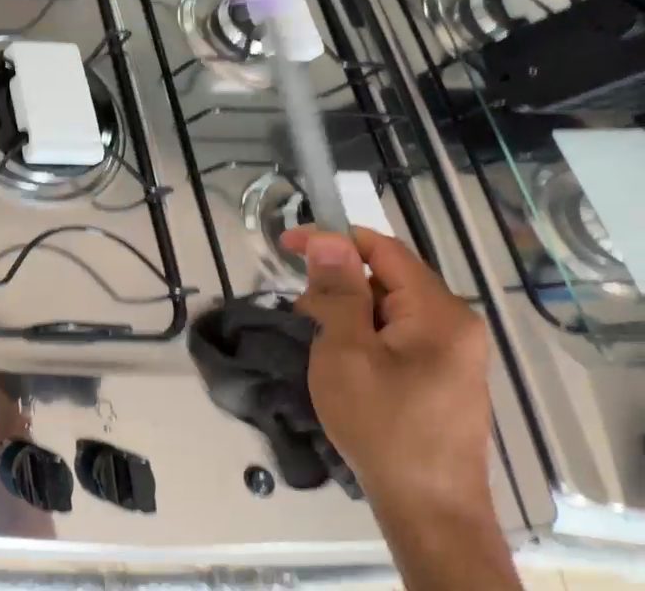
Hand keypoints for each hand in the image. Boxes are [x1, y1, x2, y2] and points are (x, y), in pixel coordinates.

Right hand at [279, 226, 493, 513]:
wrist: (426, 501)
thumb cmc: (380, 420)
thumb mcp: (345, 350)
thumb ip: (338, 291)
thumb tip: (329, 240)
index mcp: (440, 313)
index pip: (384, 251)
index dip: (332, 239)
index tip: (283, 245)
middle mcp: (455, 326)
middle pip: (387, 277)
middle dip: (337, 282)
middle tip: (297, 307)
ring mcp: (452, 353)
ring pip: (388, 307)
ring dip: (346, 310)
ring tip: (315, 337)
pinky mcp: (441, 376)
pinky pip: (396, 333)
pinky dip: (361, 332)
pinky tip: (339, 357)